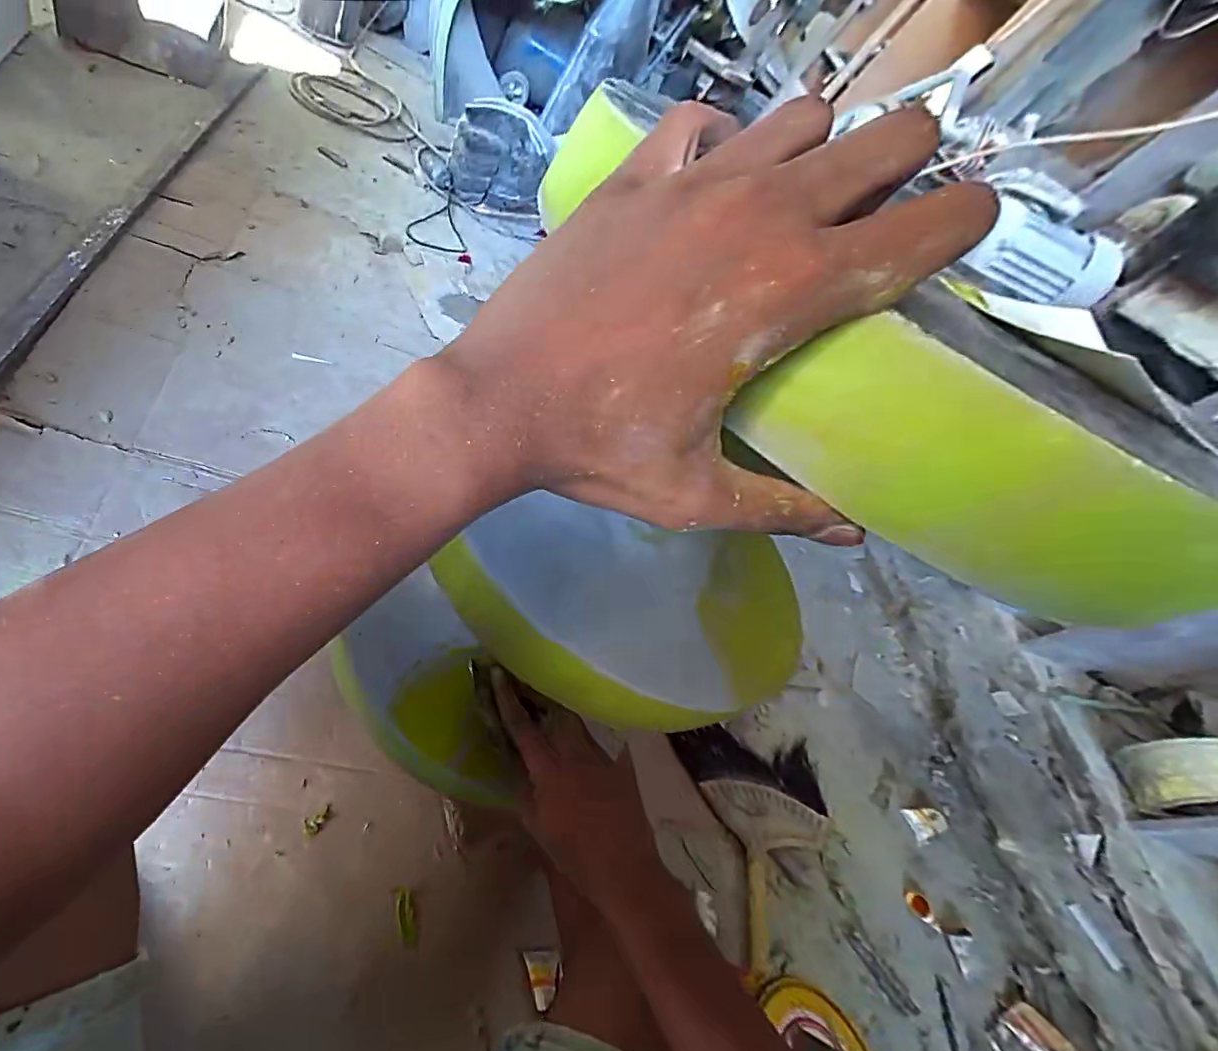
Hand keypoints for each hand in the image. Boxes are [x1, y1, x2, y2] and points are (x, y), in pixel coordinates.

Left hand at [437, 98, 996, 543]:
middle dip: (897, 175)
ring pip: (800, 118)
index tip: (919, 262)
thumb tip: (850, 533)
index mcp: (794, 286)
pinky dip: (708, 142)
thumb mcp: (689, 494)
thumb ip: (779, 507)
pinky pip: (693, 124)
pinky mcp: (620, 187)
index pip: (947, 219)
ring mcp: (683, 189)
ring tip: (767, 209)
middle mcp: (756, 215)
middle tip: (848, 229)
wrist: (490, 406)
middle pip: (896, 138)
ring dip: (805, 153)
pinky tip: (690, 189)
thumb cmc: (587, 449)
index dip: (957, 232)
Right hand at [490, 668, 655, 888]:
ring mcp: (603, 761)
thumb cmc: (571, 851)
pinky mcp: (623, 771)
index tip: (498, 675)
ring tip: (550, 708)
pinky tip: (583, 742)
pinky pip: (602, 745)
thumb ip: (524, 788)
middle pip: (557, 713)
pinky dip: (587, 739)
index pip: (523, 726)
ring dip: (562, 715)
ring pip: (579, 725)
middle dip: (540, 696)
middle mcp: (576, 757)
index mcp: (549, 770)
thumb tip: (519, 767)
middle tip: (526, 685)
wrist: (624, 872)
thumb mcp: (534, 821)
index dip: (507, 699)